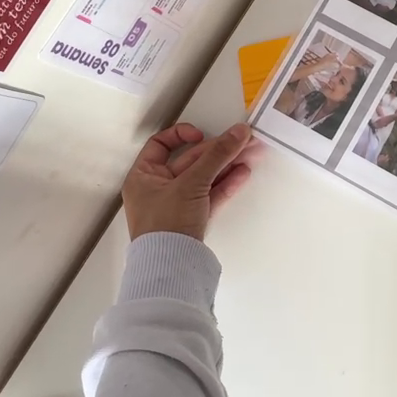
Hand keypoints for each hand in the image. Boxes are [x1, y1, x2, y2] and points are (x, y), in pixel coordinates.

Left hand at [123, 123, 255, 241]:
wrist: (171, 266)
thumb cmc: (167, 222)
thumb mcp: (191, 183)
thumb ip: (217, 155)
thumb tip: (239, 131)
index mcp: (144, 175)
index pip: (160, 144)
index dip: (182, 135)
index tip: (202, 135)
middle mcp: (159, 187)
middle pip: (192, 160)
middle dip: (219, 150)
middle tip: (244, 140)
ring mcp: (178, 203)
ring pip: (205, 176)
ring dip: (227, 164)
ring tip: (251, 153)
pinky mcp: (194, 216)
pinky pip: (211, 194)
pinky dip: (227, 183)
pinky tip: (243, 173)